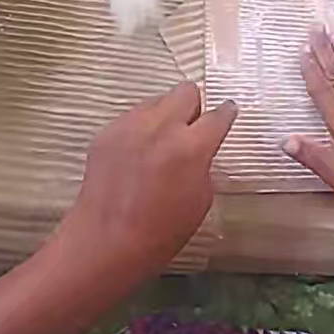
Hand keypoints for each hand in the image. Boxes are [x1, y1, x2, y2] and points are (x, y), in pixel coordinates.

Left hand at [54, 83, 236, 275]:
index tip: (227, 112)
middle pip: (185, 91)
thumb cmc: (159, 232)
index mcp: (190, 147)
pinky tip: (138, 153)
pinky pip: (132, 117)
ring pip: (157, 100)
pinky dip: (141, 128)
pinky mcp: (107, 132)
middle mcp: (161, 127)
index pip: (217, 115)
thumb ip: (203, 165)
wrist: (105, 242)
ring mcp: (130, 126)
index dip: (226, 114)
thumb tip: (200, 151)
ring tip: (162, 142)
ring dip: (166, 114)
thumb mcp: (200, 201)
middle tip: (192, 126)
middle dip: (194, 105)